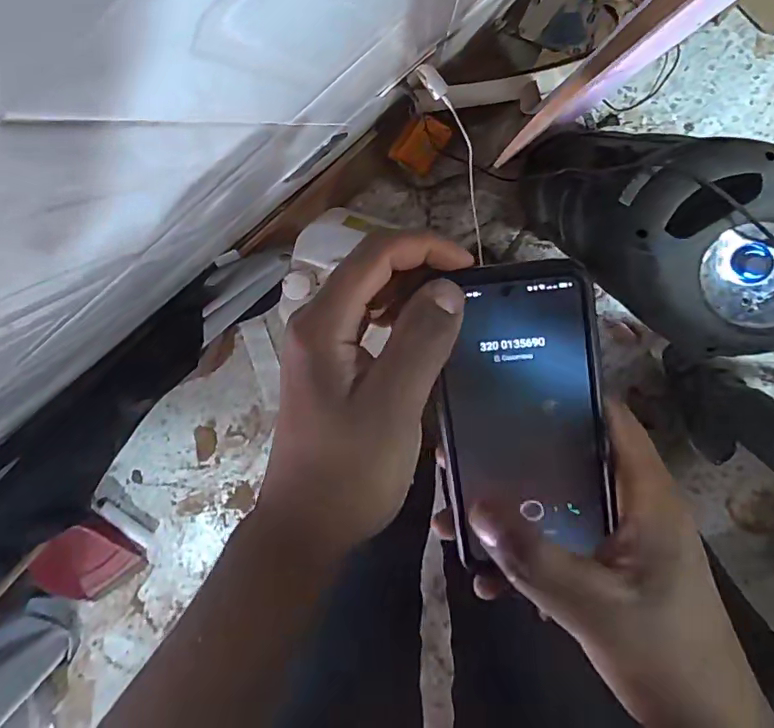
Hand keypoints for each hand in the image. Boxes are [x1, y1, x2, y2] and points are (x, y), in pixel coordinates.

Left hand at [255, 231, 471, 559]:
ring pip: (367, 289)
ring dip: (409, 286)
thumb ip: (421, 342)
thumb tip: (449, 287)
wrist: (304, 527)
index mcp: (322, 323)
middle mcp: (313, 320)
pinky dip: (397, 311)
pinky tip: (422, 328)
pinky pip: (365, 317)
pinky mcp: (327, 361)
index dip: (424, 246)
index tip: (468, 264)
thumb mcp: (393, 408)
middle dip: (419, 263)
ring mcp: (317, 341)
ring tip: (452, 302)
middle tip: (466, 284)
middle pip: (368, 266)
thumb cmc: (349, 473)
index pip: (374, 254)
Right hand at [441, 403, 773, 727]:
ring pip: (560, 502)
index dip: (565, 393)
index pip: (609, 417)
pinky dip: (529, 551)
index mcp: (646, 492)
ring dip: (514, 511)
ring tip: (460, 516)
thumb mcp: (592, 606)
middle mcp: (634, 503)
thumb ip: (533, 558)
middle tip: (468, 450)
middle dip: (517, 457)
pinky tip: (489, 579)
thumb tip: (473, 505)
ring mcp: (623, 537)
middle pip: (571, 457)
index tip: (509, 385)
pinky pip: (563, 542)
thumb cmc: (664, 654)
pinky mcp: (613, 568)